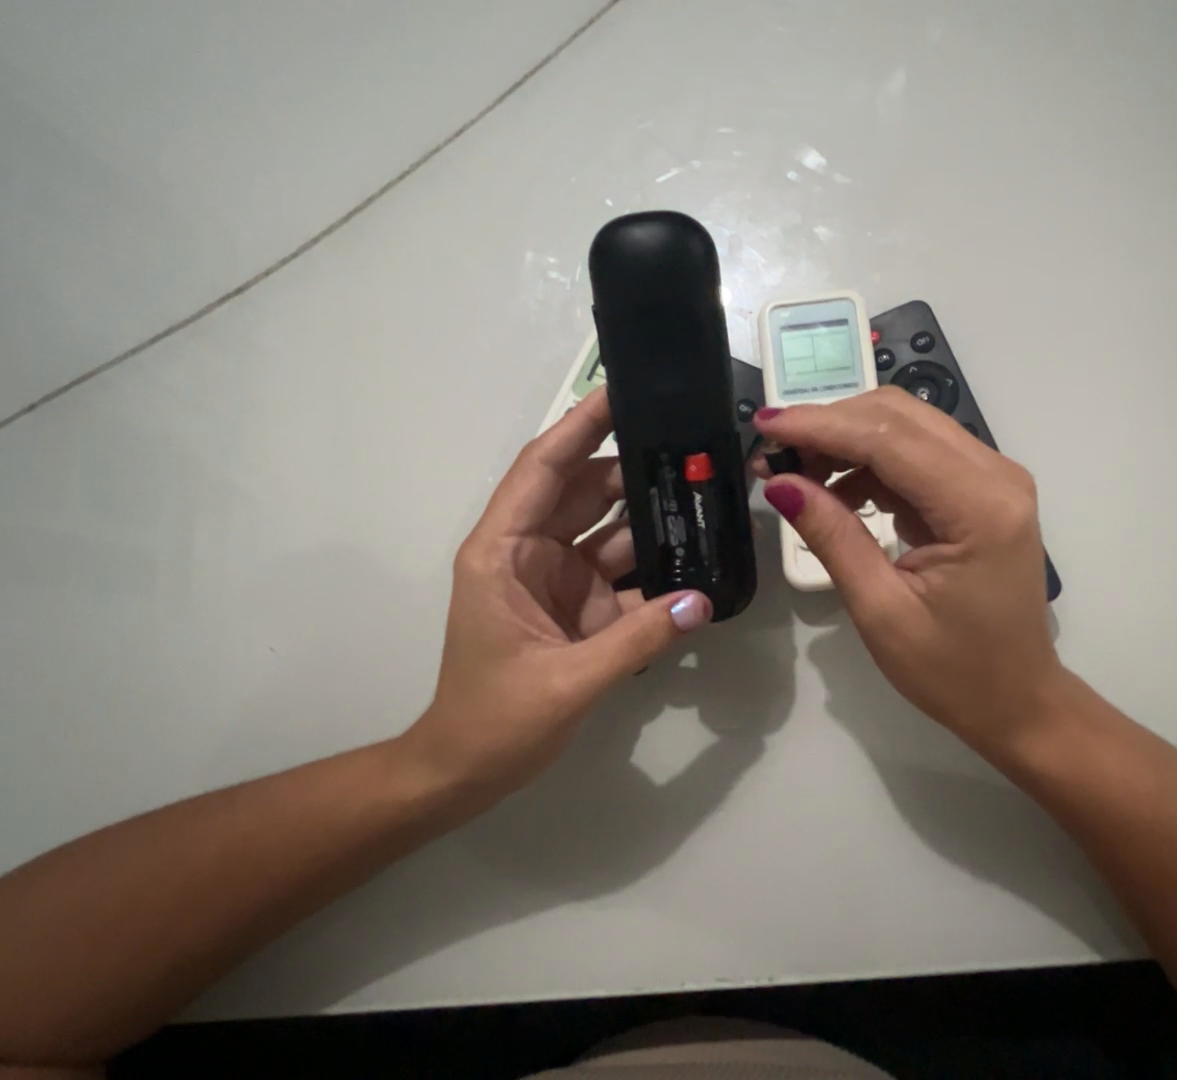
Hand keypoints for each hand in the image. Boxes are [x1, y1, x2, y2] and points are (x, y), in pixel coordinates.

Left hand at [405, 387, 710, 805]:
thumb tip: (703, 600)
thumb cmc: (493, 721)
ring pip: (614, 532)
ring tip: (709, 493)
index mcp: (503, 552)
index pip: (543, 470)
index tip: (622, 392)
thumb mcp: (567, 680)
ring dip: (655, 517)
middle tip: (694, 446)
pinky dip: (661, 568)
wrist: (466, 772)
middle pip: (587, 493)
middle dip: (636, 469)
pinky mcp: (584, 609)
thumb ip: (639, 639)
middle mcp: (532, 554)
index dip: (580, 427)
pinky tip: (702, 555)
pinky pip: (628, 576)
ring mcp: (561, 581)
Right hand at [754, 388, 1061, 754]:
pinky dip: (871, 461)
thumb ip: (833, 537)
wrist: (1016, 699)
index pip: (889, 439)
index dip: (821, 425)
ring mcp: (995, 479)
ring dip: (848, 439)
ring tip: (795, 472)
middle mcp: (997, 476)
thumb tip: (779, 483)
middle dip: (831, 425)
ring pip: (909, 426)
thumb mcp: (881, 610)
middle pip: (901, 417)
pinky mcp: (983, 490)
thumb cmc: (953, 671)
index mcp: (980, 507)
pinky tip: (835, 489)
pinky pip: (919, 454)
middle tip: (774, 454)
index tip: (765, 426)